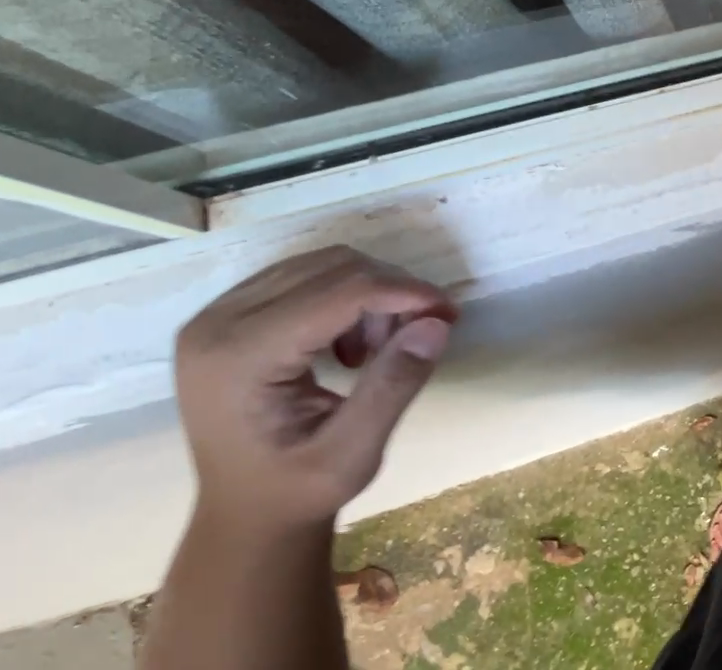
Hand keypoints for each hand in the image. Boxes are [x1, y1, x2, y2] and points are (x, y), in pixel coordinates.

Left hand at [173, 246, 456, 530]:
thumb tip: (437, 322)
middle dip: (392, 291)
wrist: (246, 512)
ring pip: (324, 264)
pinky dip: (349, 295)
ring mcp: (218, 315)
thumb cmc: (298, 488)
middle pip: (334, 267)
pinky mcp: (229, 315)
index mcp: (239, 358)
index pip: (340, 291)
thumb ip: (393, 386)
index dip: (405, 292)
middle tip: (419, 336)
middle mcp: (217, 324)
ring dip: (372, 292)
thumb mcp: (354, 453)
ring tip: (382, 345)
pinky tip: (352, 339)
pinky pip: (307, 275)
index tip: (448, 316)